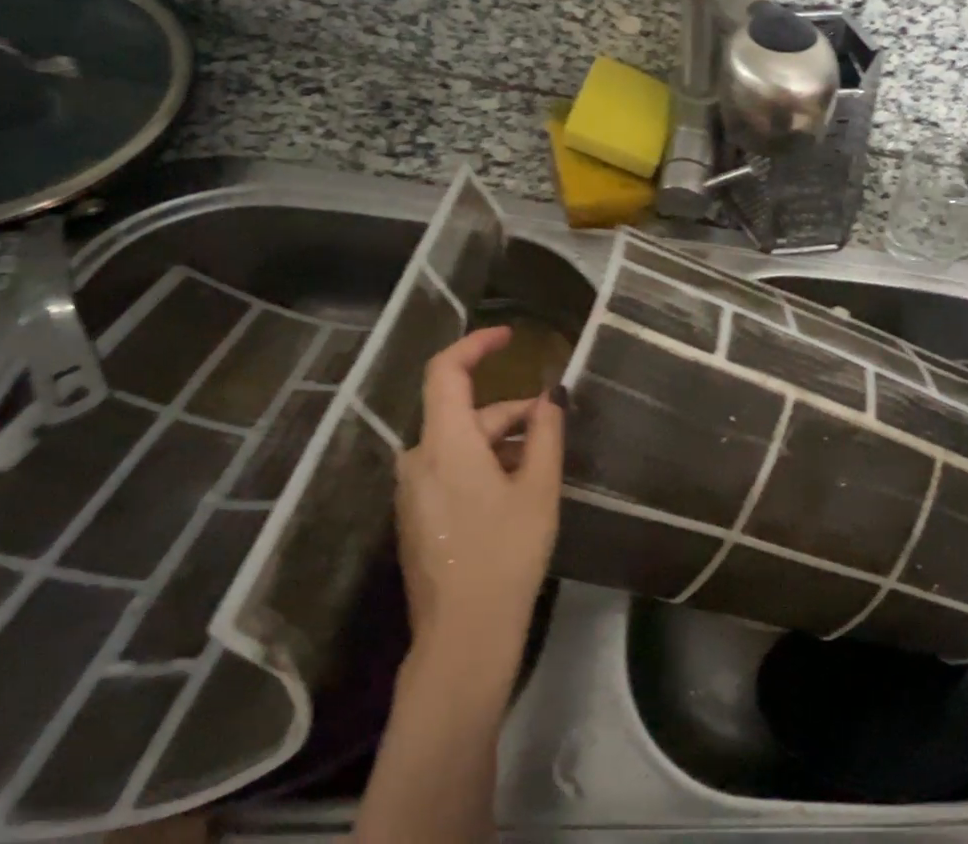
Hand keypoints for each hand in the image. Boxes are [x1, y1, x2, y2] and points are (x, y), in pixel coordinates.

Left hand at [395, 327, 564, 650]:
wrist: (464, 631)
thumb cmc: (507, 552)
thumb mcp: (538, 489)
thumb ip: (545, 434)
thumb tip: (551, 395)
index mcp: (444, 444)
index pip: (445, 372)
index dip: (475, 346)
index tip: (509, 337)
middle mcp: (417, 460)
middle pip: (462, 415)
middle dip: (510, 414)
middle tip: (556, 427)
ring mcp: (411, 491)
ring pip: (459, 446)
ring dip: (499, 444)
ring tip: (542, 466)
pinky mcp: (416, 517)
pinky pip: (449, 472)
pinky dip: (483, 467)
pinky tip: (515, 493)